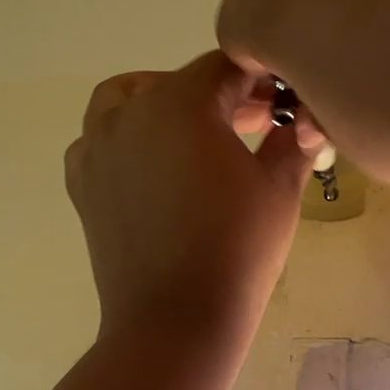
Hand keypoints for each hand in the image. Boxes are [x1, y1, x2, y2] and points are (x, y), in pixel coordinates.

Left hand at [65, 51, 316, 346]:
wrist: (174, 323)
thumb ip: (293, 140)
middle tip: (252, 129)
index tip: (284, 107)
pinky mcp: (82, 188)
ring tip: (196, 143)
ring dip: (162, 110)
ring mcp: (96, 151)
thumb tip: (307, 121)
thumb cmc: (236, 252)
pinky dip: (126, 143)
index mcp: (178, 102)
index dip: (262, 80)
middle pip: (177, 83)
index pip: (227, 67)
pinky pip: (99, 144)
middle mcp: (128, 114)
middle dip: (217, 98)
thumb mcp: (279, 189)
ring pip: (127, 104)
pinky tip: (154, 172)